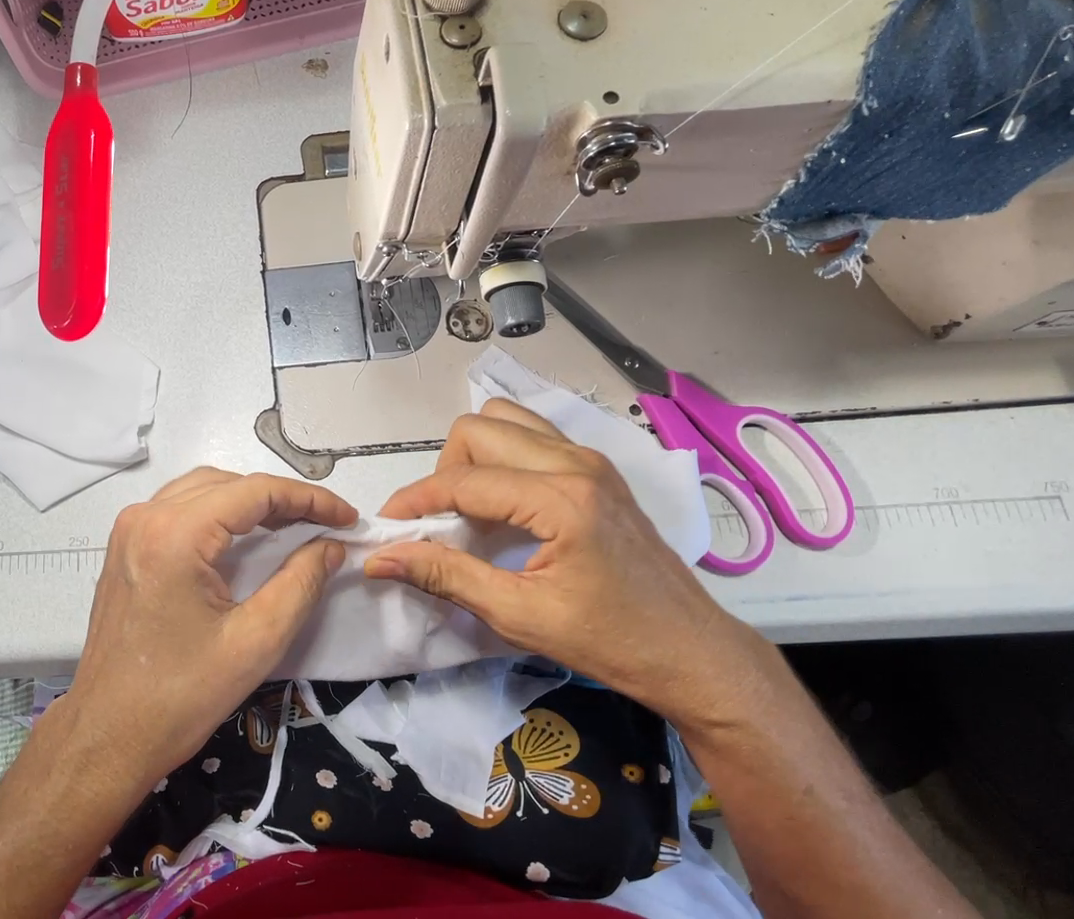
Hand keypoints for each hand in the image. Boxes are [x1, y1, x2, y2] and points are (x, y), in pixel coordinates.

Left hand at [60, 468, 357, 785]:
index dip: (308, 499)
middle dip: (280, 498)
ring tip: (293, 525)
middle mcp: (145, 518)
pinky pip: (178, 510)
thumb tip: (330, 546)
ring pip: (201, 491)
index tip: (347, 517)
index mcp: (175, 534)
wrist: (109, 734)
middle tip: (325, 524)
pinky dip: (217, 513)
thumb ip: (301, 583)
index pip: (254, 492)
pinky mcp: (124, 548)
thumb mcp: (256, 642)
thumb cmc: (181, 695)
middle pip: (226, 484)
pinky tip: (245, 536)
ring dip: (248, 501)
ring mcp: (129, 531)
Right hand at [365, 399, 764, 724]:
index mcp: (560, 499)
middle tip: (438, 524)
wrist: (692, 652)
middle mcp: (575, 462)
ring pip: (504, 421)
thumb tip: (380, 559)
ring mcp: (590, 460)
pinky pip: (531, 435)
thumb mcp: (518, 615)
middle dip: (443, 473)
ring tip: (469, 509)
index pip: (462, 480)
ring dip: (472, 457)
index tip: (387, 530)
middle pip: (477, 430)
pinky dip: (501, 457)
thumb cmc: (610, 641)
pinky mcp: (597, 469)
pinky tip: (501, 502)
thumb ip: (445, 576)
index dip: (414, 502)